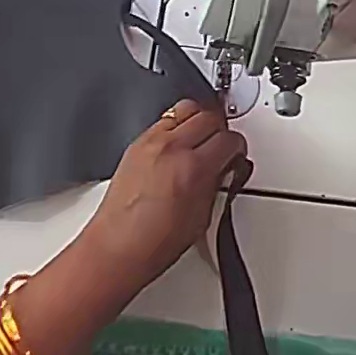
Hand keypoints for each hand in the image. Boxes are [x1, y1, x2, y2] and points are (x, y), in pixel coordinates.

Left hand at [75, 99, 247, 291]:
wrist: (118, 246)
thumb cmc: (154, 242)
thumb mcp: (203, 216)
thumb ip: (217, 182)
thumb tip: (224, 167)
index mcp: (194, 168)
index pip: (229, 139)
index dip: (237, 147)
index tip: (235, 153)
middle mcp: (172, 148)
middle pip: (210, 115)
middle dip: (221, 129)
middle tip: (222, 143)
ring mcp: (152, 142)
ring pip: (186, 108)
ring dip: (199, 119)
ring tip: (202, 135)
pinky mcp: (137, 142)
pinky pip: (164, 119)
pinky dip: (176, 125)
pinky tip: (178, 141)